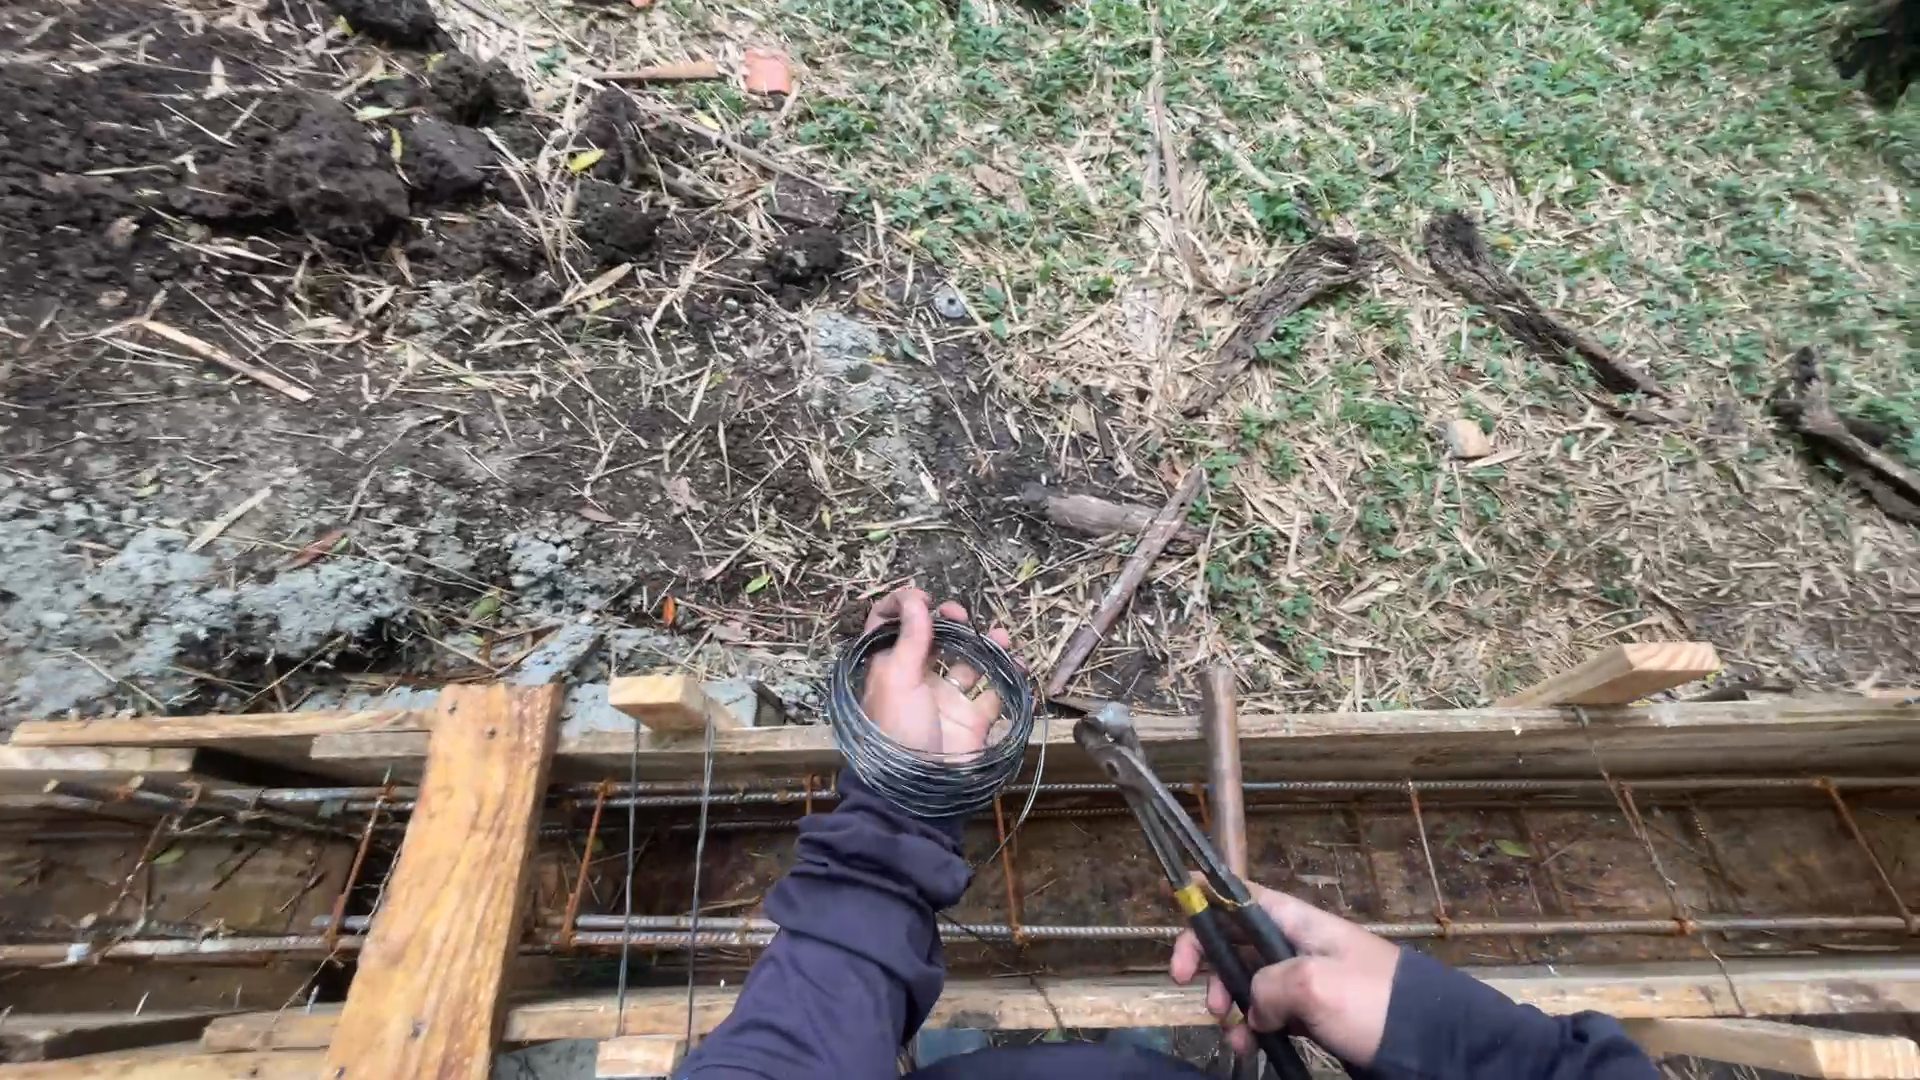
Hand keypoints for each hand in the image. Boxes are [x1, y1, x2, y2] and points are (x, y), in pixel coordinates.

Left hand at [860, 587, 1012, 758]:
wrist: (921, 790)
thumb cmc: (897, 730)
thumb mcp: (896, 679)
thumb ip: (910, 638)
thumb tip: (915, 599)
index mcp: (890, 667)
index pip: (890, 626)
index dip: (904, 607)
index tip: (923, 597)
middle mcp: (918, 679)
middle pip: (936, 638)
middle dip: (951, 622)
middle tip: (961, 615)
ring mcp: (948, 699)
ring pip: (971, 662)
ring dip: (987, 646)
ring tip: (1002, 638)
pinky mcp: (974, 720)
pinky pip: (996, 693)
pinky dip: (1010, 679)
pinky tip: (1018, 668)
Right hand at [1169, 883, 1400, 1065]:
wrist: (1439, 1046)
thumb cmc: (1372, 1000)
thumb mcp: (1313, 984)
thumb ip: (1266, 985)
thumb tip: (1251, 1007)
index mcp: (1290, 918)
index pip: (1235, 892)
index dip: (1203, 897)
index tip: (1175, 916)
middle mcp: (1290, 940)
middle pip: (1231, 937)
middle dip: (1206, 960)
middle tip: (1191, 989)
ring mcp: (1301, 977)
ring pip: (1245, 979)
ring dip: (1226, 1000)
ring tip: (1227, 1030)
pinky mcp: (1313, 1012)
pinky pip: (1267, 1012)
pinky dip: (1250, 1026)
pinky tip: (1247, 1047)